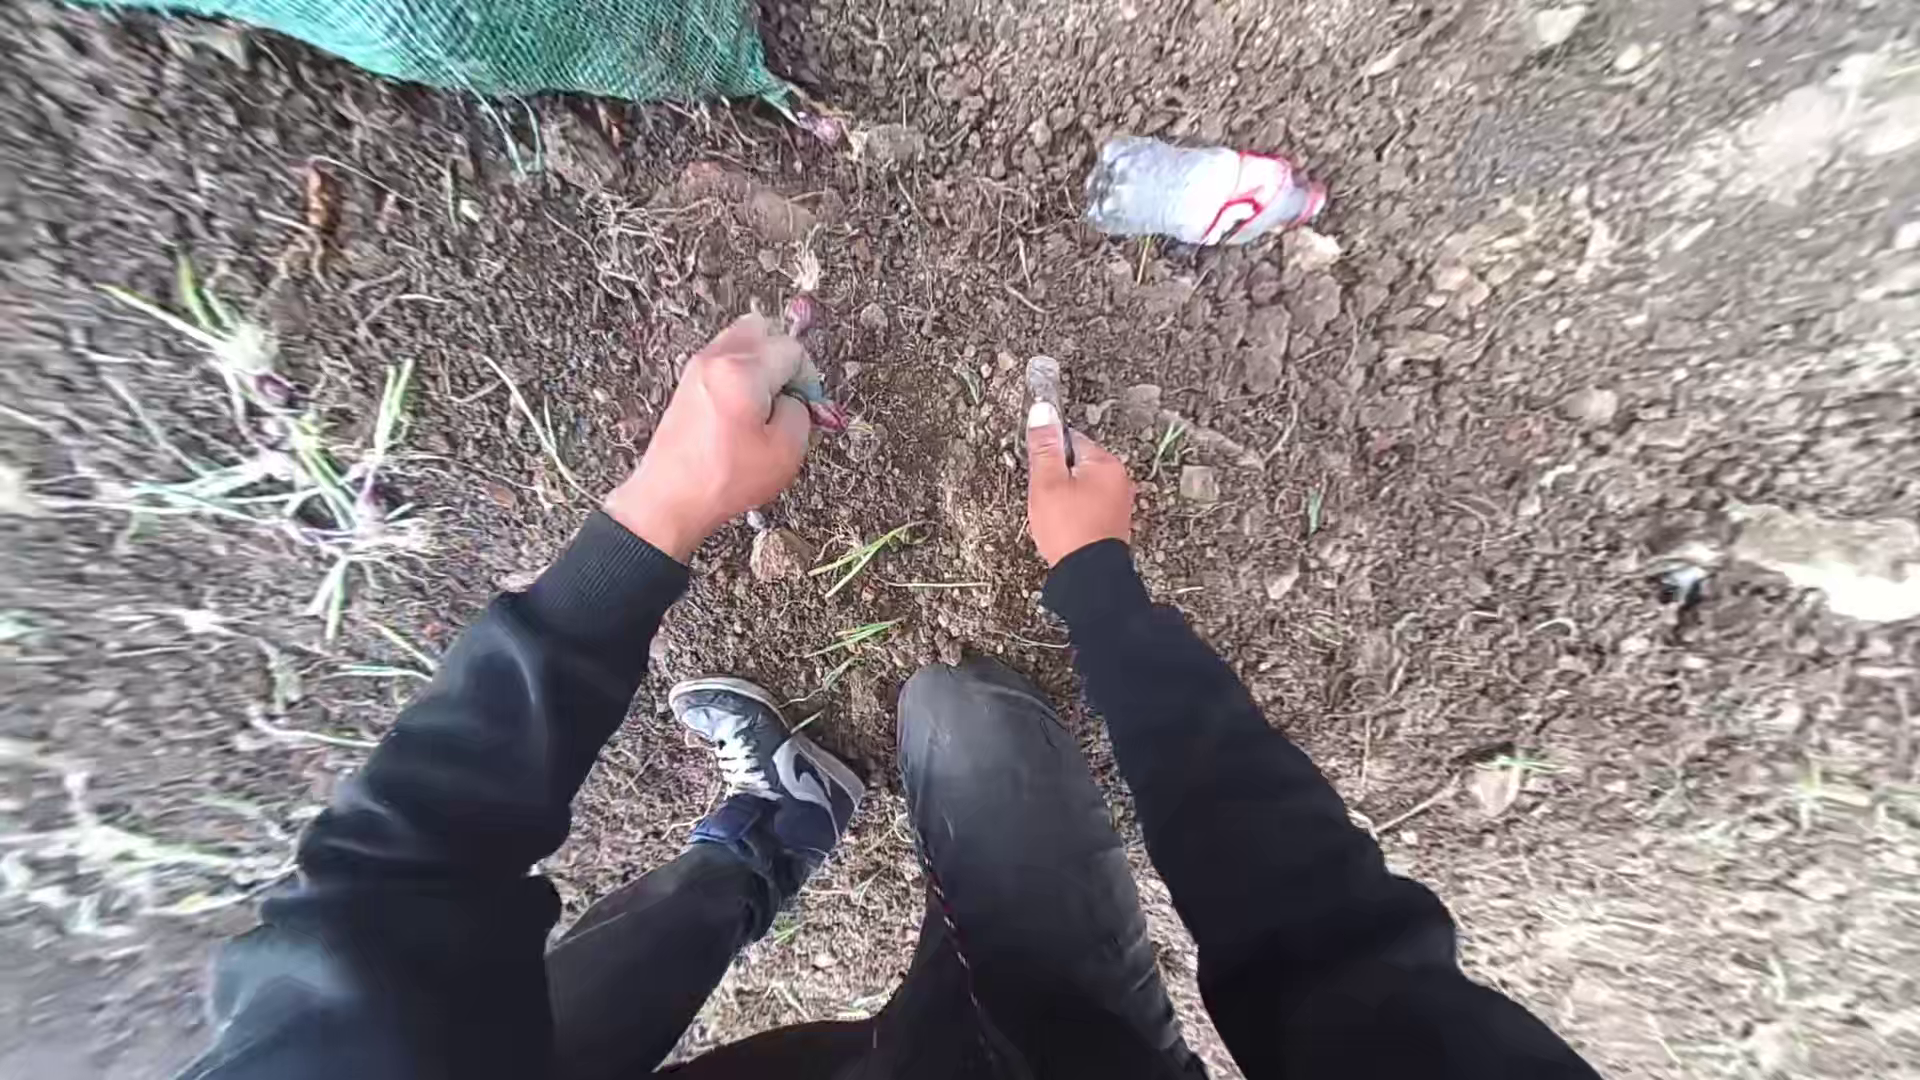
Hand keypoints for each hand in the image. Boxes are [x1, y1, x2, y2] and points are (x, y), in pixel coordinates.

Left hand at [606, 315, 811, 559]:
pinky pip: (725, 359)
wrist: (672, 498)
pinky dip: (743, 373)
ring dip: (763, 363)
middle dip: (785, 357)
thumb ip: (800, 412)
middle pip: (762, 329)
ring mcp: (698, 368)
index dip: (809, 377)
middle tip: (792, 393)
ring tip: (770, 401)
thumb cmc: (726, 478)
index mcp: (743, 372)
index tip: (810, 404)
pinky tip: (748, 408)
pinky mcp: (689, 383)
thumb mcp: (786, 451)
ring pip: (741, 340)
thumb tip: (795, 399)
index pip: (791, 349)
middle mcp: (717, 359)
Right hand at [1026, 403, 1132, 565]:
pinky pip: (1088, 506)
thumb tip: (1043, 412)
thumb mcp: (1047, 482)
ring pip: (1082, 487)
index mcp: (1105, 463)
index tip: (1040, 473)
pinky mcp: (1113, 522)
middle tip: (1046, 498)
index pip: (1071, 440)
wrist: (1088, 576)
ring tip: (1055, 516)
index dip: (1049, 456)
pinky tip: (1066, 527)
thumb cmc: (1069, 529)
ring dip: (1065, 497)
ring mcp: (1118, 502)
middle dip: (1057, 478)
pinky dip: (1075, 513)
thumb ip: (1045, 447)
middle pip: (1077, 464)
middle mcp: (1118, 479)